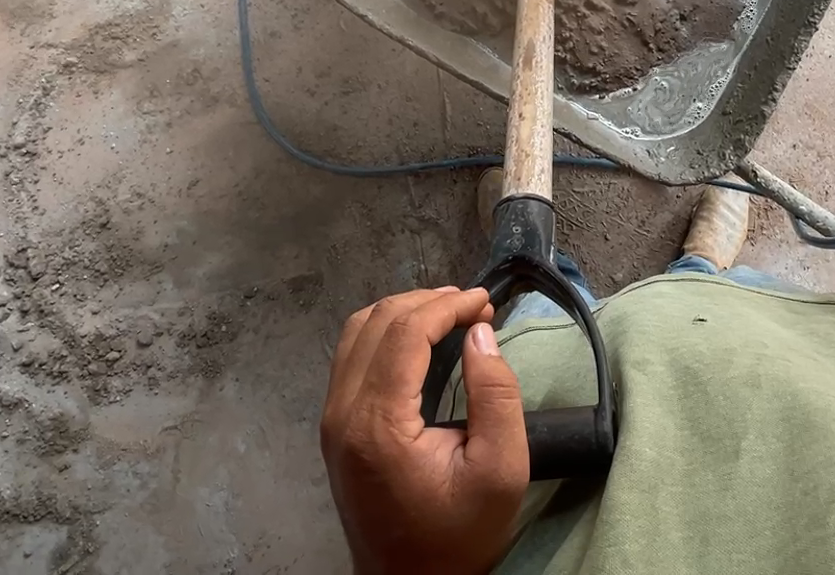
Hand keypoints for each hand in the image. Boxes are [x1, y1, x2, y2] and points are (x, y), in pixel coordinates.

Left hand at [320, 287, 528, 574]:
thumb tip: (479, 333)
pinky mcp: (335, 426)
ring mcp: (333, 420)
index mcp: (378, 424)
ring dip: (406, 310)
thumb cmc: (459, 533)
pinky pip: (352, 353)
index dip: (448, 305)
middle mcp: (343, 414)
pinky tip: (421, 337)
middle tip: (474, 306)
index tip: (486, 301)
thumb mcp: (501, 469)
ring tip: (450, 313)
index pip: (405, 332)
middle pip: (378, 321)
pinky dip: (388, 330)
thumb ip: (497, 395)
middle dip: (430, 301)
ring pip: (358, 330)